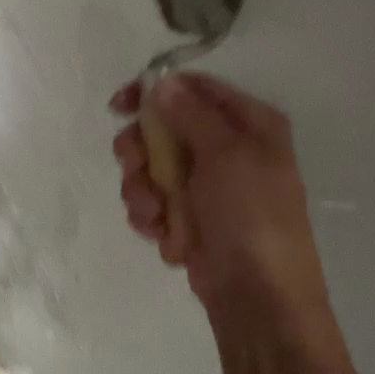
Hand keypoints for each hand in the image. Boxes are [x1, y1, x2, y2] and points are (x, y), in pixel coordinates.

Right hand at [112, 73, 363, 373]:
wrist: (255, 292)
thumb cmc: (251, 215)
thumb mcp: (225, 154)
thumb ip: (189, 114)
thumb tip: (159, 82)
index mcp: (247, 124)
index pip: (192, 89)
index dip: (153, 93)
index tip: (119, 107)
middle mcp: (224, 149)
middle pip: (159, 130)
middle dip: (140, 154)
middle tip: (137, 169)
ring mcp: (203, 186)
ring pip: (147, 170)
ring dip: (142, 194)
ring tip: (158, 218)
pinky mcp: (185, 217)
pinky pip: (150, 204)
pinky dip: (151, 219)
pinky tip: (165, 237)